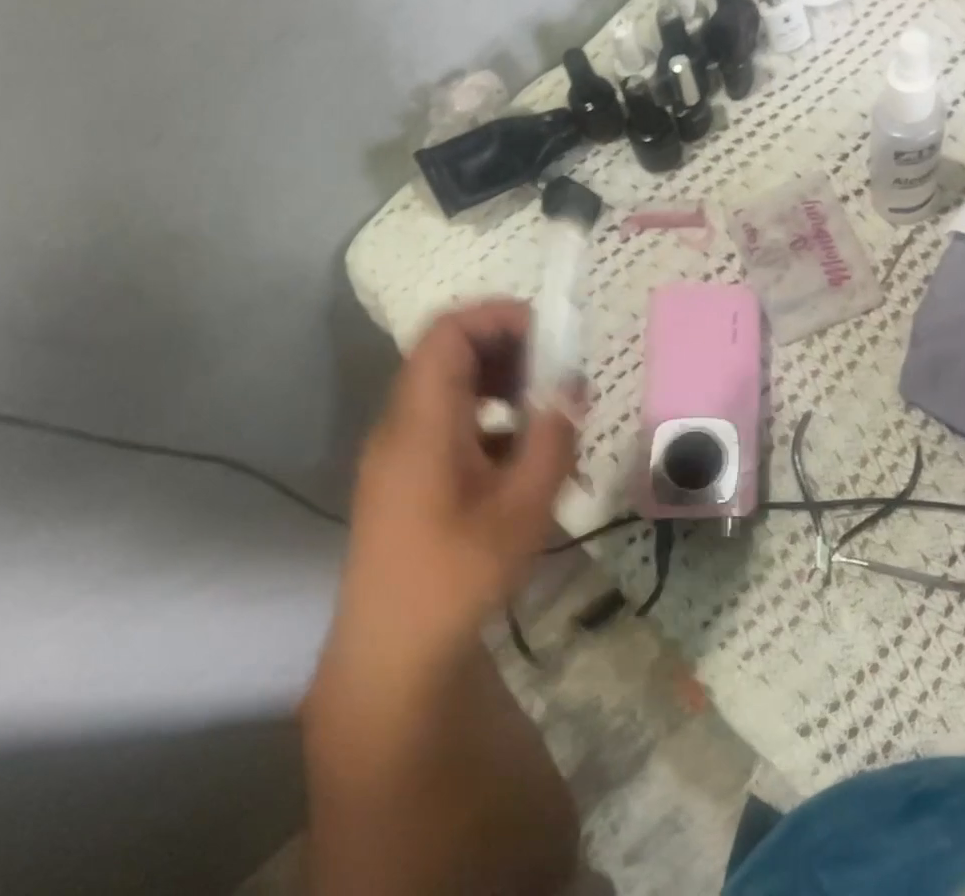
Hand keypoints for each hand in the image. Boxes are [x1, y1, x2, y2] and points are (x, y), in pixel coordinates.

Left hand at [335, 301, 578, 658]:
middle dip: (508, 352)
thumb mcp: (523, 507)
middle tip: (561, 377)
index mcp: (422, 422)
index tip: (553, 335)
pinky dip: (487, 423)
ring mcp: (397, 454)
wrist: (394, 647)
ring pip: (448, 392)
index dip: (499, 317)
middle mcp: (401, 426)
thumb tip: (571, 388)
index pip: (448, 333)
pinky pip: (445, 427)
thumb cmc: (458, 574)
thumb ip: (551, 440)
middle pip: (447, 356)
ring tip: (551, 418)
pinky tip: (524, 460)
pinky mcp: (403, 480)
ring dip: (501, 389)